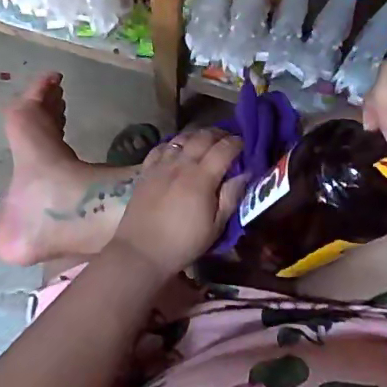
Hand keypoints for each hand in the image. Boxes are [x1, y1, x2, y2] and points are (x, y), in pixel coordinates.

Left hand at [108, 129, 246, 277]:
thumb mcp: (215, 227)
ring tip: (205, 142)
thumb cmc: (183, 243)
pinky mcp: (146, 169)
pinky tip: (179, 150)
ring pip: (182, 137)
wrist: (141, 252)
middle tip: (227, 141)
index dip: (237, 143)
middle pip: (203, 136)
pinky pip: (162, 146)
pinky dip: (174, 143)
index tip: (244, 145)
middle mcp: (182, 163)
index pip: (224, 149)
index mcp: (202, 177)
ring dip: (197, 135)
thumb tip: (245, 173)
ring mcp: (162, 164)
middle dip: (219, 134)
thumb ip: (231, 197)